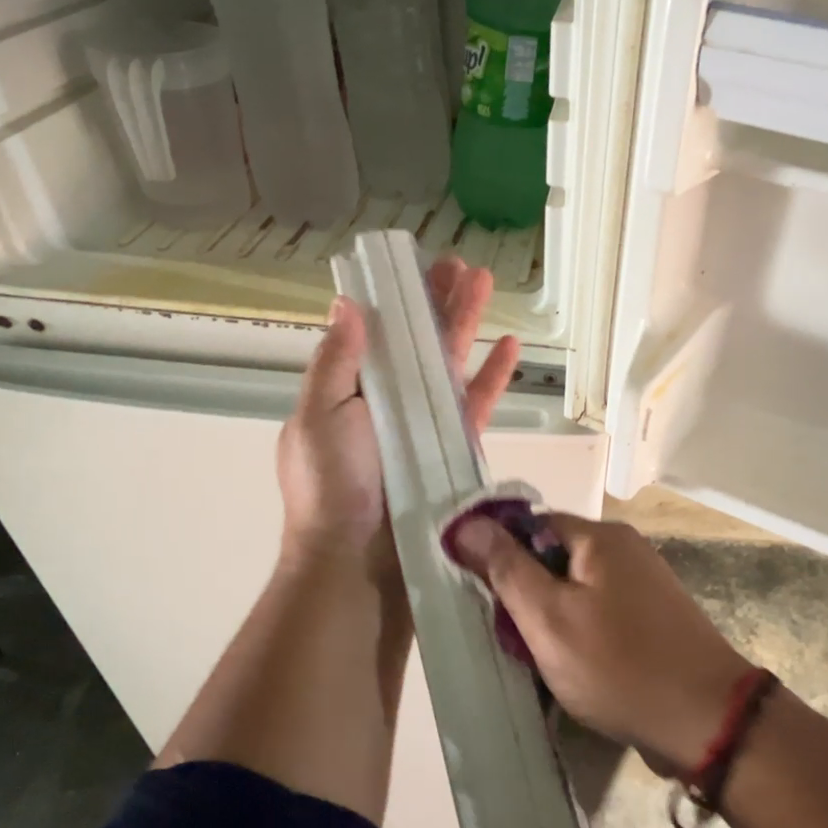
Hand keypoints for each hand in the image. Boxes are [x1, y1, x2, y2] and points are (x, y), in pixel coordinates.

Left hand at [279, 258, 518, 562]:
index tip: (414, 267)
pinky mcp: (452, 453)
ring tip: (486, 286)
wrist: (357, 562)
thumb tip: (346, 304)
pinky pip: (474, 407)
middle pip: (416, 345)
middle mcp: (385, 407)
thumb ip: (336, 361)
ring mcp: (421, 429)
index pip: (375, 336)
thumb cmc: (330, 486)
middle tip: (461, 265)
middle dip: (437, 303)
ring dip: (466, 326)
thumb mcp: (318, 415)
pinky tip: (509, 348)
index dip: (395, 301)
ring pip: (448, 367)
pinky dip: (491, 377)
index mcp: (346, 394)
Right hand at [446, 514, 754, 775]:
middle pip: (553, 558)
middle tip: (513, 640)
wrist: (706, 720)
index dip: (500, 557)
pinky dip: (579, 635)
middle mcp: (626, 550)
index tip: (483, 600)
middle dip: (526, 596)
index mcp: (602, 538)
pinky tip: (574, 669)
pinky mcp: (653, 618)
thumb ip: (507, 569)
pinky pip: (600, 614)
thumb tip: (467, 524)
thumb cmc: (620, 667)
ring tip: (540, 661)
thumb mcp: (549, 619)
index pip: (531, 525)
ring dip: (551, 621)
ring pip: (575, 591)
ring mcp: (645, 585)